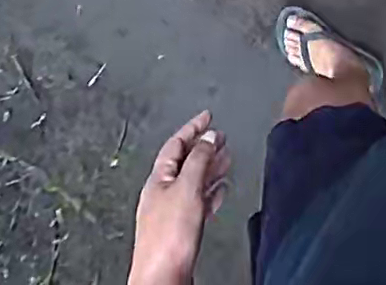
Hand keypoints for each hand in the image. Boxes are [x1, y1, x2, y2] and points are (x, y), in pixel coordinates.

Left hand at [129, 110, 231, 284]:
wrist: (163, 280)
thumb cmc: (168, 237)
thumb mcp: (187, 186)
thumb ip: (199, 158)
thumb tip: (209, 137)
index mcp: (158, 180)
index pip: (176, 143)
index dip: (193, 127)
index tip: (207, 116)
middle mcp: (162, 194)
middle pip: (185, 161)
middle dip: (204, 147)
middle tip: (220, 136)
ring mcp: (171, 213)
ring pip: (194, 181)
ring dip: (211, 168)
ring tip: (226, 158)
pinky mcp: (181, 230)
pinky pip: (198, 202)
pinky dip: (211, 192)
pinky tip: (220, 190)